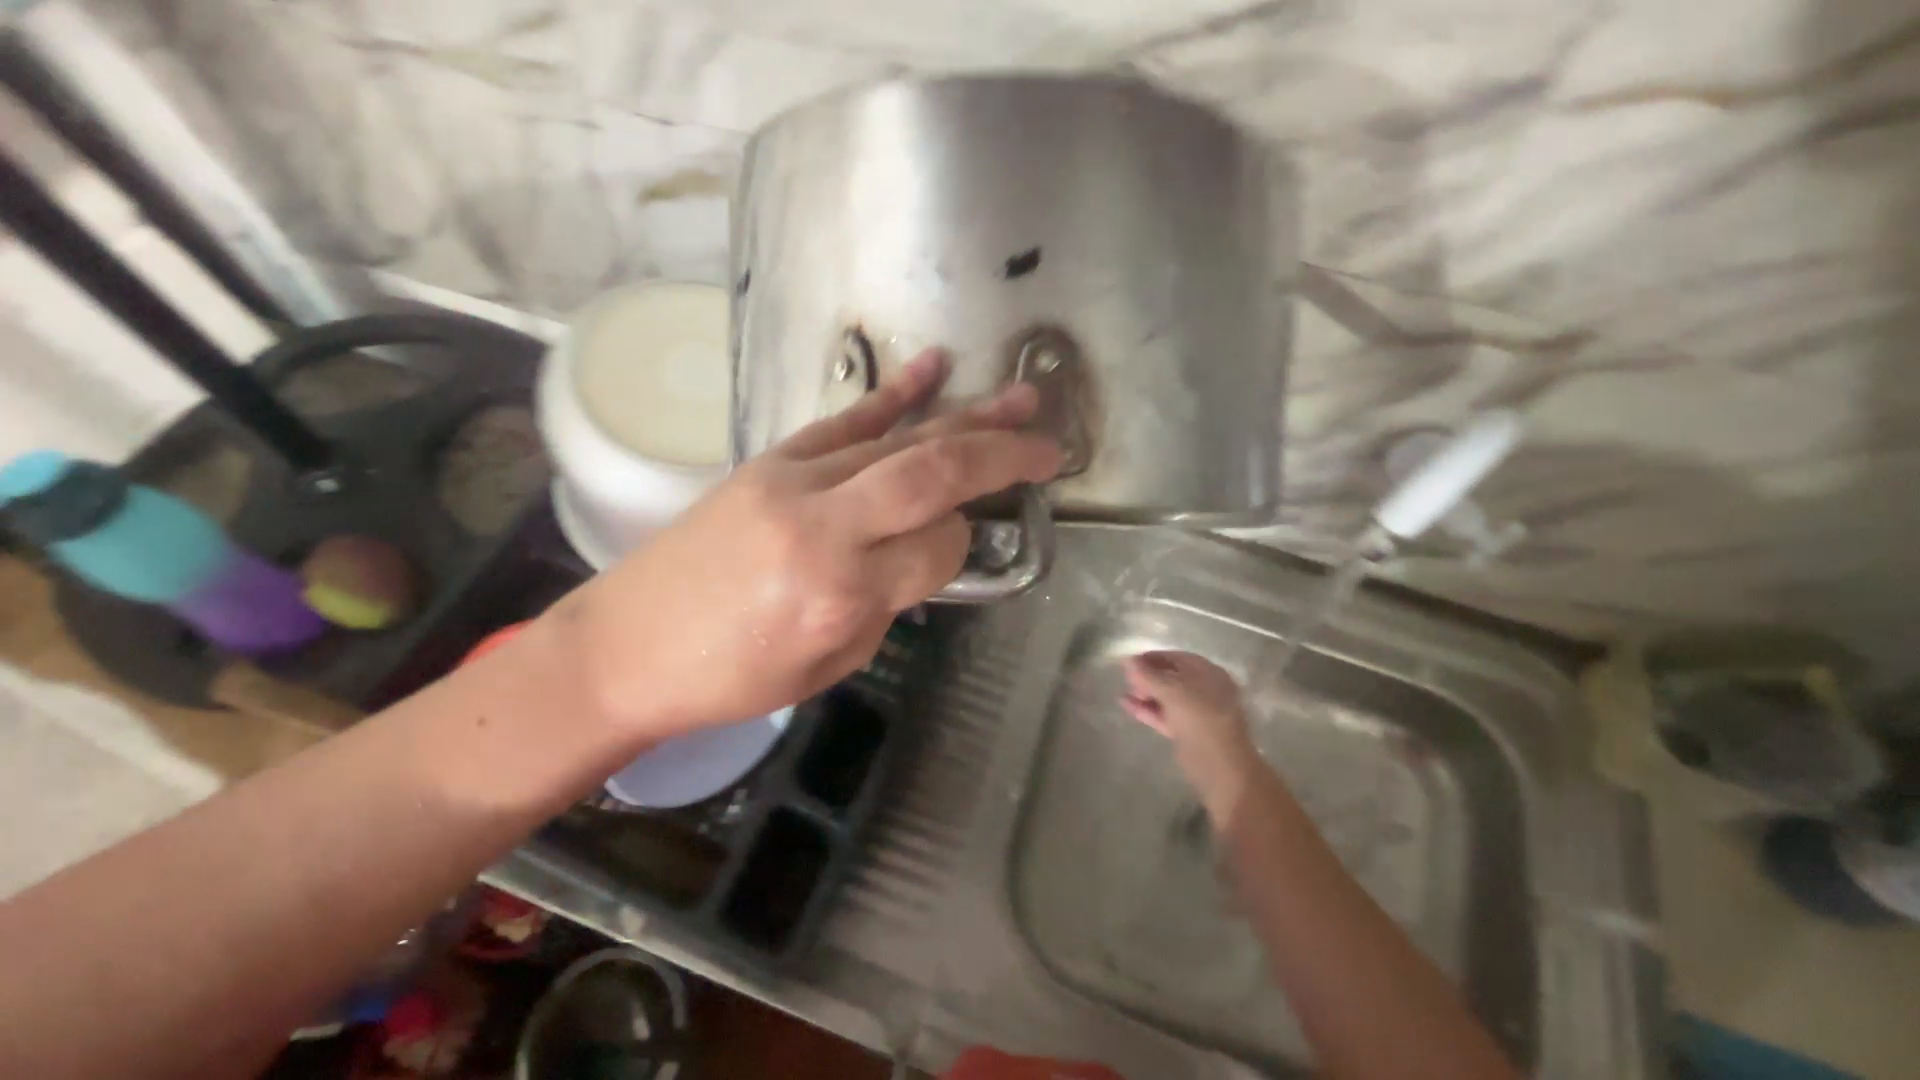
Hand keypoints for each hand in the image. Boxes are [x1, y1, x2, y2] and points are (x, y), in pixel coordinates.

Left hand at [558, 349, 1061, 738]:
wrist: (626, 644)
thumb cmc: (730, 677)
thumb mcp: (827, 665)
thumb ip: (885, 604)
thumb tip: (925, 553)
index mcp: (839, 591)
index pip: (938, 547)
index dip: (965, 542)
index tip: (964, 545)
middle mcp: (822, 525)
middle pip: (931, 472)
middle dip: (1000, 456)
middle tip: (1051, 446)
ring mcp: (792, 480)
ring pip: (897, 439)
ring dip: (966, 417)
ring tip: (1022, 400)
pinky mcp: (769, 459)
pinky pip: (843, 419)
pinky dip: (894, 394)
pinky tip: (935, 368)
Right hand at [1122, 651, 1264, 818]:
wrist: (1219, 766)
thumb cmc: (1200, 720)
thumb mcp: (1173, 692)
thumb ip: (1148, 675)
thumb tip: (1127, 660)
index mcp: (1209, 674)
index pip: (1178, 658)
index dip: (1154, 657)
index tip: (1130, 662)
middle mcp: (1205, 690)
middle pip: (1172, 677)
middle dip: (1148, 676)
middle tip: (1126, 679)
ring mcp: (1197, 712)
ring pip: (1167, 697)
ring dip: (1146, 693)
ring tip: (1124, 692)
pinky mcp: (1187, 732)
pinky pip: (1164, 715)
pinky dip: (1147, 710)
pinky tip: (1126, 705)